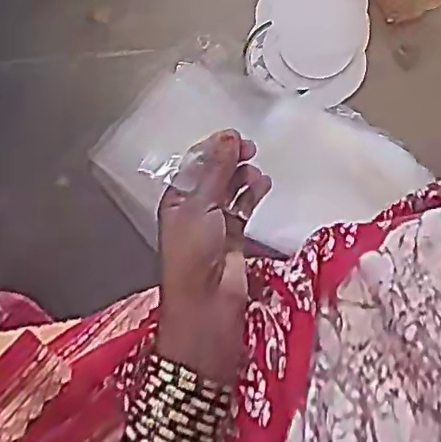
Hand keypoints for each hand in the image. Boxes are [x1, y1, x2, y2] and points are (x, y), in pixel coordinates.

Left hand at [156, 130, 272, 382]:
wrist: (207, 306)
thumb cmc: (194, 254)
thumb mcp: (202, 204)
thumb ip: (218, 168)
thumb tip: (229, 135)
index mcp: (177, 199)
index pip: (196, 163)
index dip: (215, 147)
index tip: (235, 137)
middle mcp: (194, 208)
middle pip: (215, 173)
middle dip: (231, 159)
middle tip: (250, 150)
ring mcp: (215, 222)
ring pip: (231, 187)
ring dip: (244, 175)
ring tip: (256, 172)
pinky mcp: (234, 234)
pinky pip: (245, 205)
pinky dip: (254, 193)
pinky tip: (263, 185)